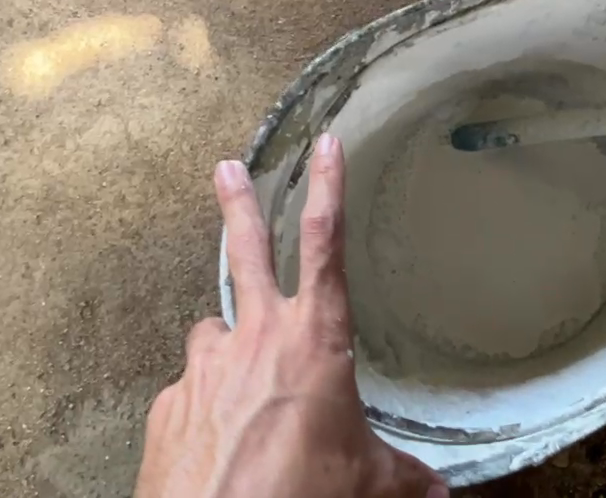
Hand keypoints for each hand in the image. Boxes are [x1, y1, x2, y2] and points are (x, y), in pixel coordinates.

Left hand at [136, 134, 447, 497]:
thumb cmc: (304, 494)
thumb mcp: (365, 481)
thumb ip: (400, 475)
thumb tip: (438, 495)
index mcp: (315, 338)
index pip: (328, 243)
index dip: (329, 186)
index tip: (328, 143)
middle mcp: (258, 337)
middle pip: (248, 250)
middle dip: (239, 202)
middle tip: (226, 167)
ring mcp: (206, 368)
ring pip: (213, 332)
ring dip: (225, 344)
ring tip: (237, 381)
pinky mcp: (167, 407)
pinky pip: (189, 393)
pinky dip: (202, 406)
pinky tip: (212, 441)